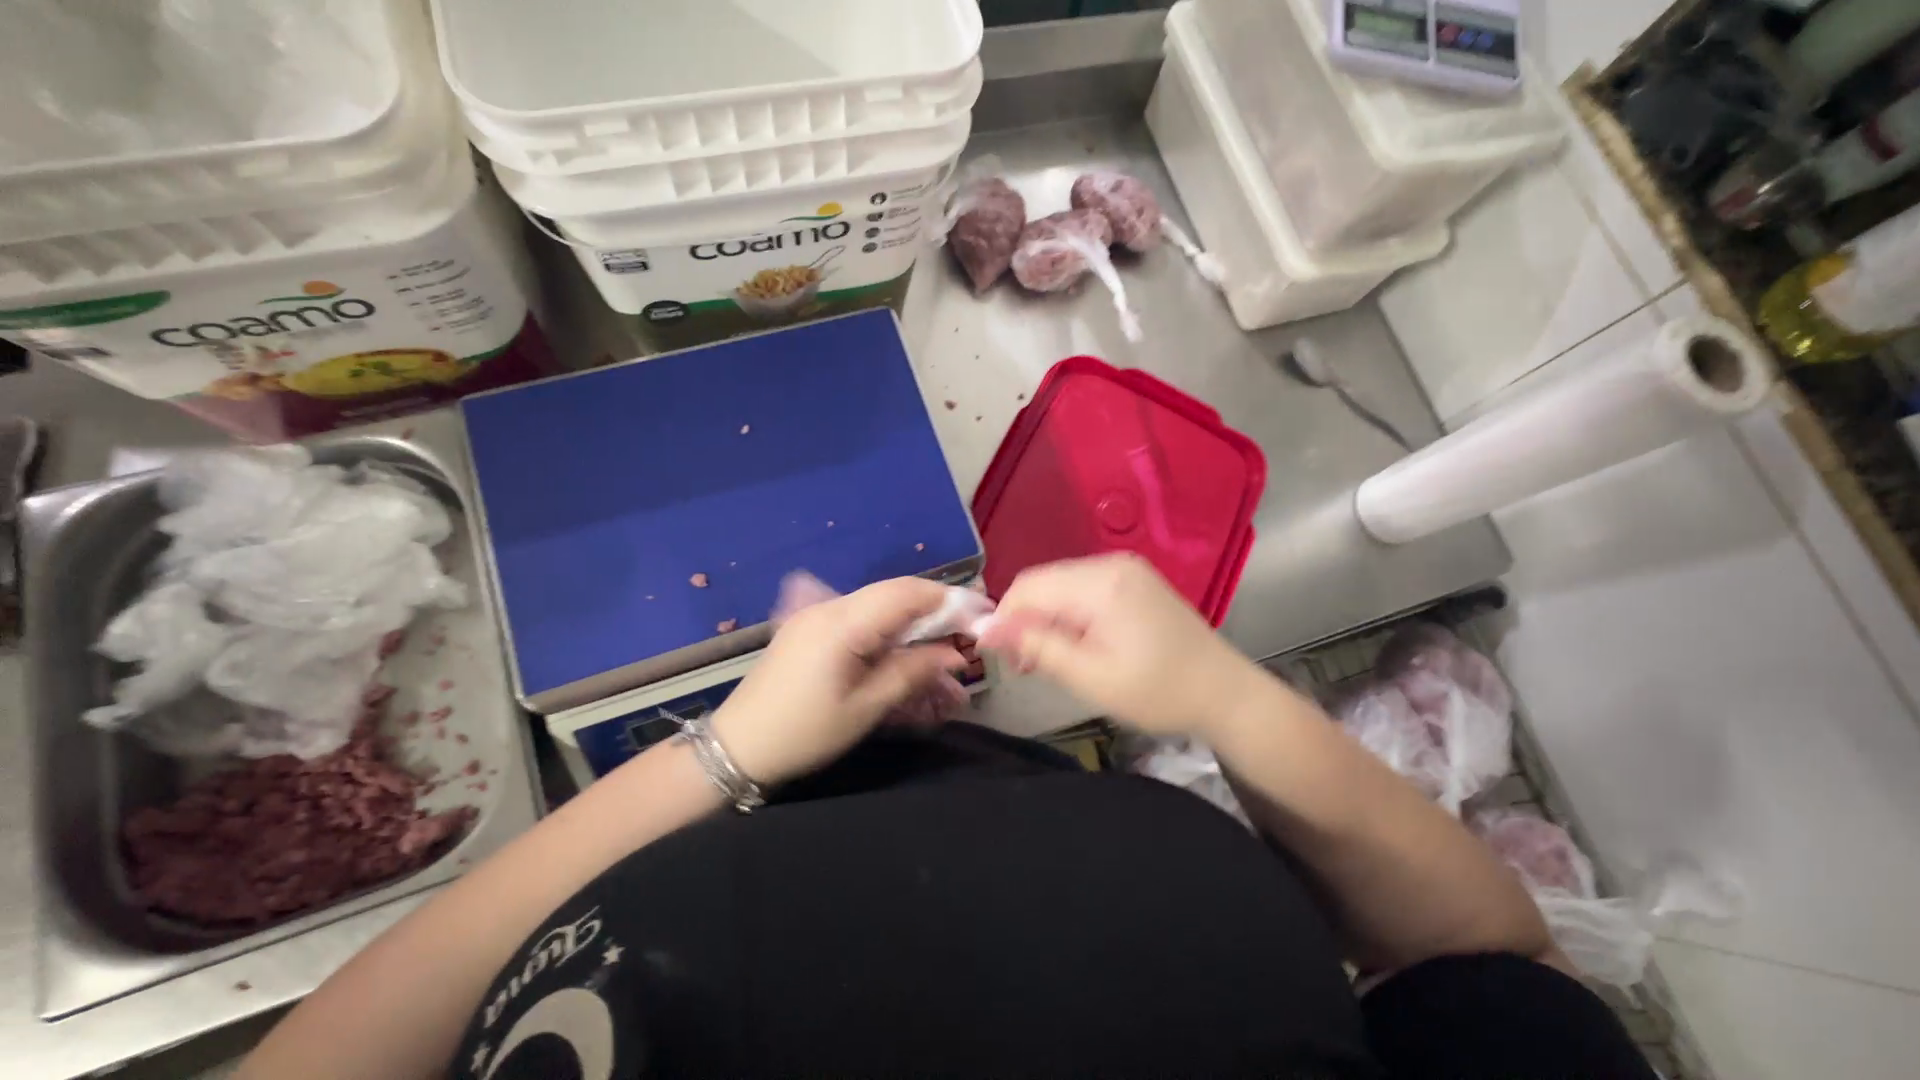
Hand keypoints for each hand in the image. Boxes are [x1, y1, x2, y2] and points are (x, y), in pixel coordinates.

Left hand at [710, 577, 966, 786]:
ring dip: (916, 629)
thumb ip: (913, 671)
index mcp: (843, 621)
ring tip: (947, 661)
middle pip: (896, 596)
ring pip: (881, 610)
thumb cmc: (804, 732)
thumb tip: (956, 653)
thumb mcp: (866, 707)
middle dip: (938, 613)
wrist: (737, 748)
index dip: (951, 599)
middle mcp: (830, 607)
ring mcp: (817, 616)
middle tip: (973, 636)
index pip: (908, 593)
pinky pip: (861, 623)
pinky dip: (890, 637)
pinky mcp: (810, 631)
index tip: (985, 615)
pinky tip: (909, 659)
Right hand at [978, 553, 1280, 737]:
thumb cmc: (1159, 693)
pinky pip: (1083, 590)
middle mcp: (1112, 564)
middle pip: (1044, 583)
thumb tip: (984, 629)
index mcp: (1102, 583)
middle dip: (1024, 621)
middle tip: (1025, 668)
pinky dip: (1068, 616)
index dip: (1003, 619)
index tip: (998, 659)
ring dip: (1045, 620)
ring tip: (1048, 662)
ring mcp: (1127, 570)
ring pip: (1061, 586)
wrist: (1226, 694)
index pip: (1028, 586)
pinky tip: (1074, 646)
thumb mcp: (1091, 677)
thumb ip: (1036, 647)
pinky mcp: (1135, 582)